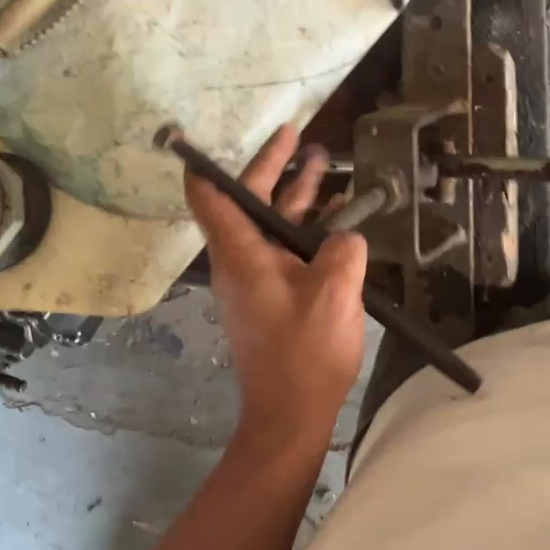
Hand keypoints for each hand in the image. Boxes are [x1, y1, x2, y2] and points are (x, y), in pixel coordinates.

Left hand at [185, 125, 368, 448]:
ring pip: (272, 223)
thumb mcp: (336, 291)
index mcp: (241, 252)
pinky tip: (339, 217)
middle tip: (298, 134)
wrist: (290, 416)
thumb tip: (344, 237)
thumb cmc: (305, 352)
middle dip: (274, 166)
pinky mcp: (272, 297)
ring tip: (324, 162)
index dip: (204, 164)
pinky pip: (286, 248)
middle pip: (248, 200)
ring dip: (298, 193)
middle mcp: (241, 260)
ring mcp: (256, 280)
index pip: (209, 197)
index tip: (207, 137)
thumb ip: (344, 248)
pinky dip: (308, 227)